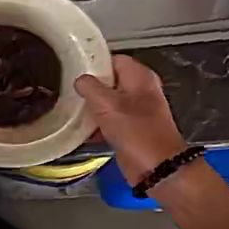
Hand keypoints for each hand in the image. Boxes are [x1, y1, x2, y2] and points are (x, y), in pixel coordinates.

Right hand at [74, 55, 190, 182]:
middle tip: (70, 93)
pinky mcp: (132, 130)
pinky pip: (111, 121)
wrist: (157, 168)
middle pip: (109, 82)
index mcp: (139, 76)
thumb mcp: (106, 104)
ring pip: (108, 103)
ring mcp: (137, 111)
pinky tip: (82, 132)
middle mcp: (140, 90)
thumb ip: (89, 87)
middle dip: (90, 89)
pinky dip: (98, 125)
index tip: (74, 70)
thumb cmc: (135, 131)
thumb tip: (80, 80)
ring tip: (72, 112)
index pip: (112, 59)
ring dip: (92, 109)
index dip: (94, 64)